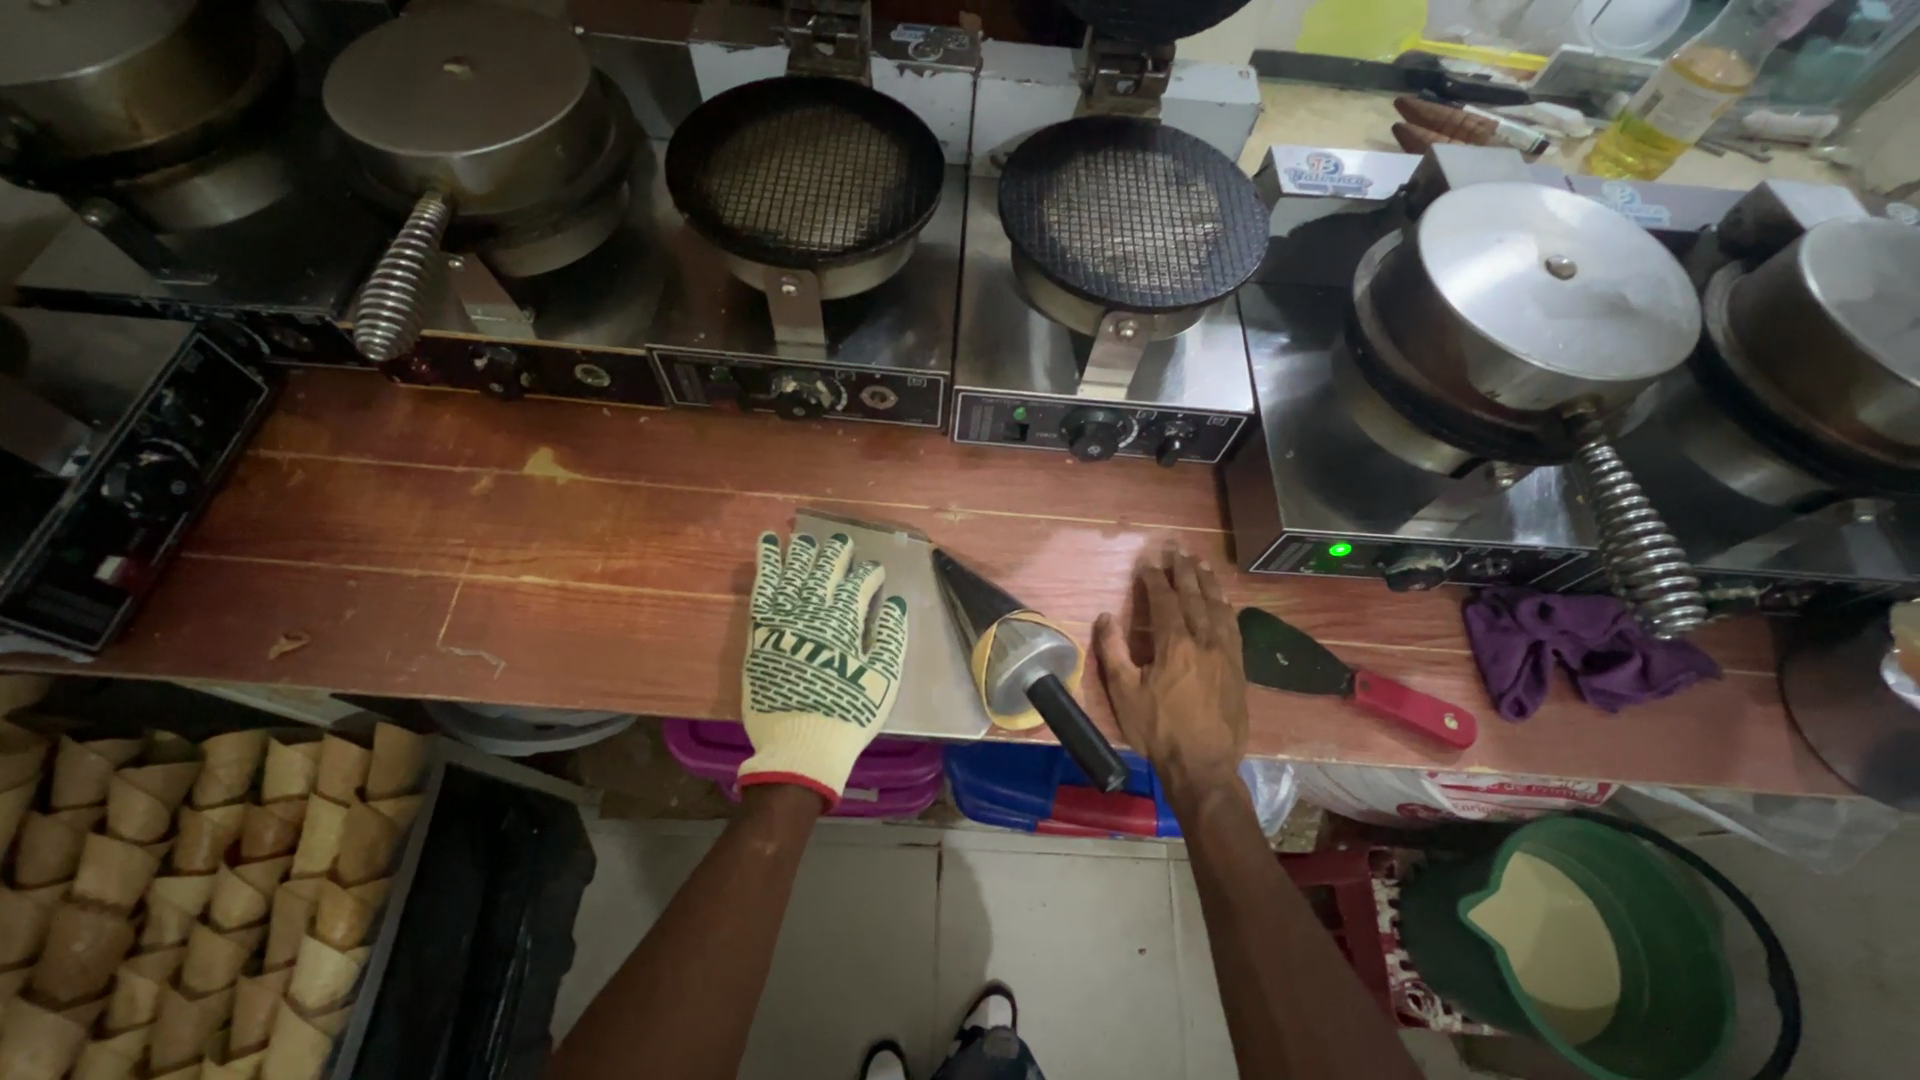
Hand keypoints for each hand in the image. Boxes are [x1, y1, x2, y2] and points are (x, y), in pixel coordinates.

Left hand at [739, 530, 909, 807]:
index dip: (868, 573)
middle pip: (824, 571)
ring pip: (793, 573)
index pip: (859, 585)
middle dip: (835, 553)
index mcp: (846, 623)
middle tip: (840, 539)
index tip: (874, 568)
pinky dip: (765, 565)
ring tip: (802, 536)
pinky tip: (766, 547)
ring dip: (799, 552)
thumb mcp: (883, 679)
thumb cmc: (847, 715)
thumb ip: (889, 638)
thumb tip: (895, 604)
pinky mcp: (759, 632)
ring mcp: (783, 620)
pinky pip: (761, 590)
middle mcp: (815, 612)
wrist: (800, 744)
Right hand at [1093, 542, 1248, 799]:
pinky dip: (1226, 608)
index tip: (1148, 562)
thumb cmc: (1158, 730)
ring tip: (1201, 564)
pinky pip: (1234, 627)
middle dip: (1184, 570)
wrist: (1204, 765)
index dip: (1155, 579)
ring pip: (1219, 608)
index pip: (1164, 601)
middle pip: (1195, 596)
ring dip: (1208, 583)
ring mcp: (1226, 653)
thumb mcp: (1123, 693)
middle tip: (1177, 549)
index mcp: (1174, 644)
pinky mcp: (1238, 668)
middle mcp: (1204, 641)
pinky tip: (1223, 602)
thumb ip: (1112, 652)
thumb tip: (1105, 617)